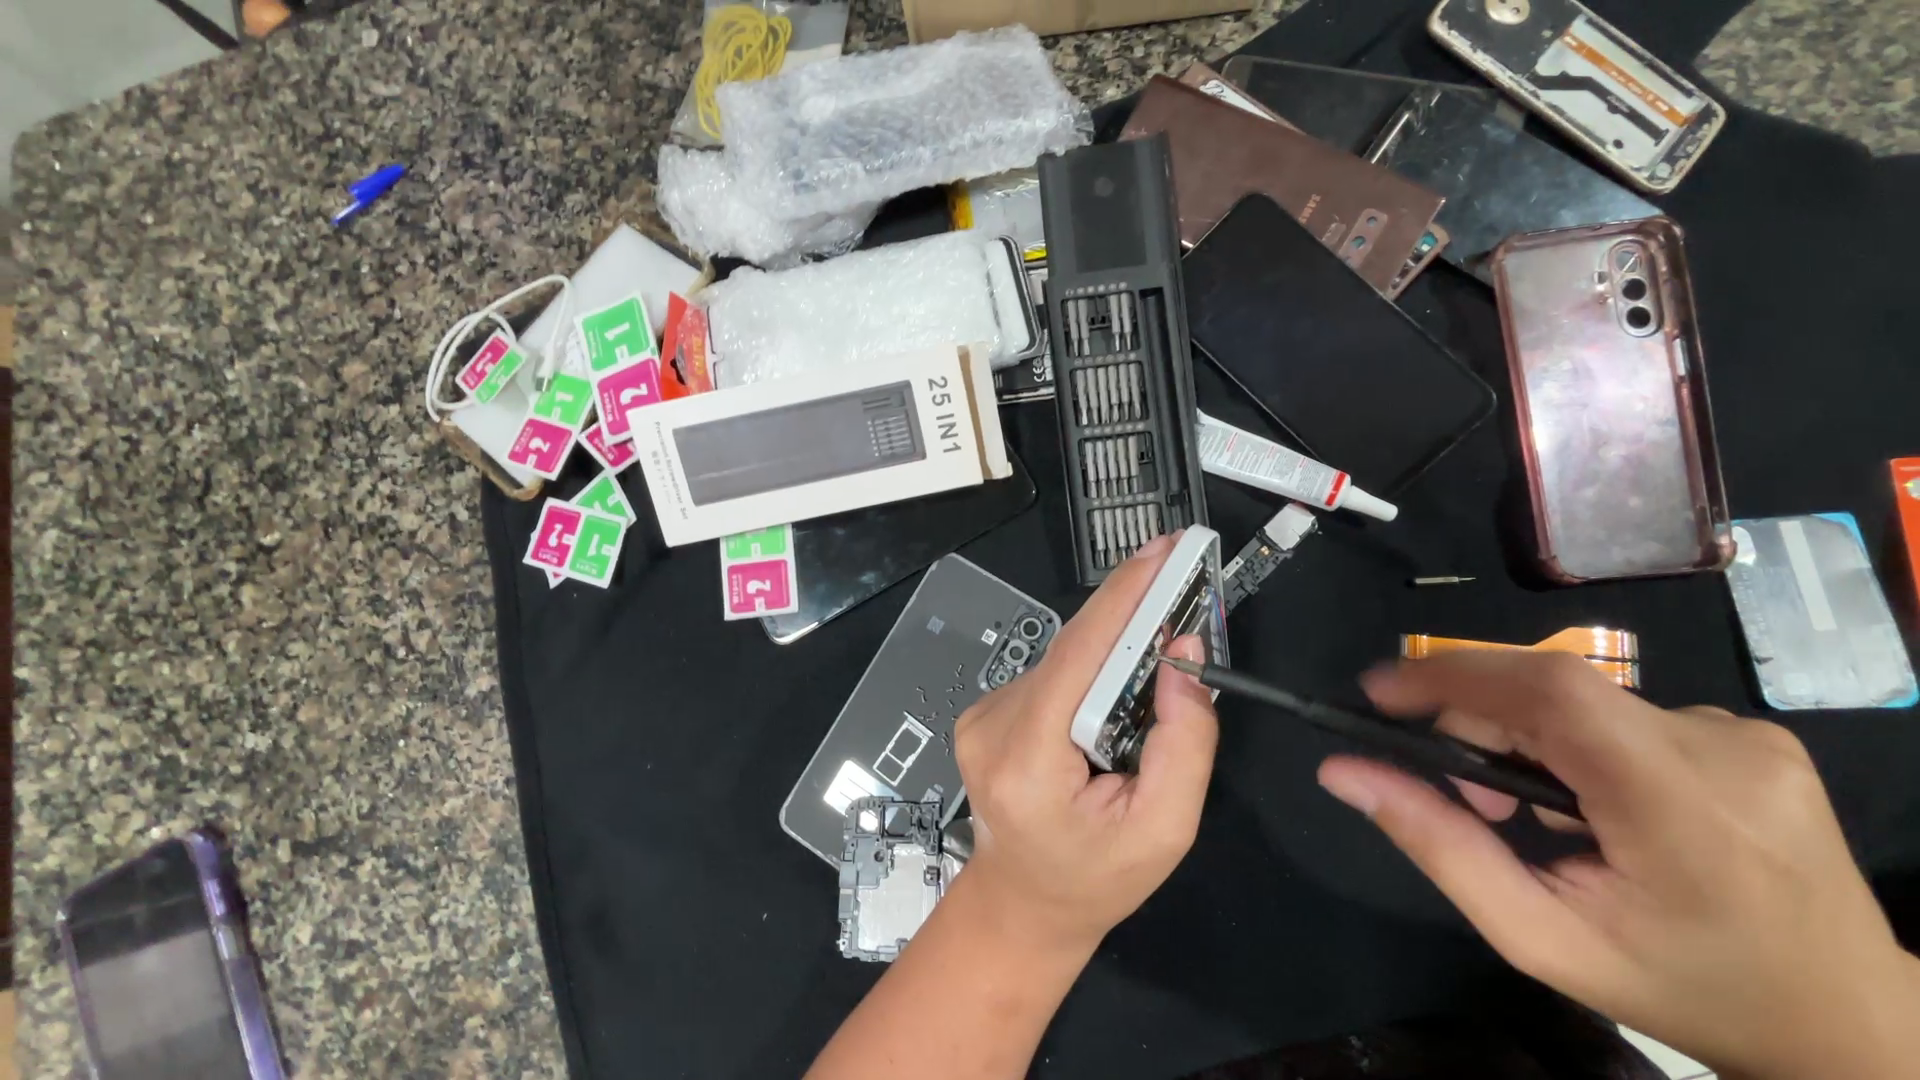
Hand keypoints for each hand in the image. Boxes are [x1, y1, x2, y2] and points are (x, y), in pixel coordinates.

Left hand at [952, 532, 1219, 955]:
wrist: (1023, 904)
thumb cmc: (1095, 878)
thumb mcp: (1163, 829)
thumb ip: (1183, 745)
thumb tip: (1182, 654)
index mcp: (1026, 760)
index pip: (1077, 657)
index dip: (1122, 599)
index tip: (1163, 550)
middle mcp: (991, 726)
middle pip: (1070, 651)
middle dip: (1129, 612)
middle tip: (1180, 568)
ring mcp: (980, 717)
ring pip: (1062, 659)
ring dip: (1112, 647)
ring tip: (1161, 633)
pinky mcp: (985, 715)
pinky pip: (1051, 676)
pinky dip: (1090, 671)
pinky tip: (1118, 685)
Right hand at [1318, 651, 1919, 1079]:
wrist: (1847, 1023)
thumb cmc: (1681, 989)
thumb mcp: (1541, 938)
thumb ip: (1438, 846)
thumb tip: (1343, 772)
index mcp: (1682, 810)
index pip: (1553, 693)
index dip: (1454, 674)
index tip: (1380, 692)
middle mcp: (1724, 749)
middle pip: (1556, 691)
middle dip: (1479, 720)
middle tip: (1464, 791)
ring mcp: (1748, 736)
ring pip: (1583, 700)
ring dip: (1526, 736)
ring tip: (1528, 811)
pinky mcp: (1752, 734)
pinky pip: (1621, 712)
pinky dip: (1574, 742)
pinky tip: (1587, 802)